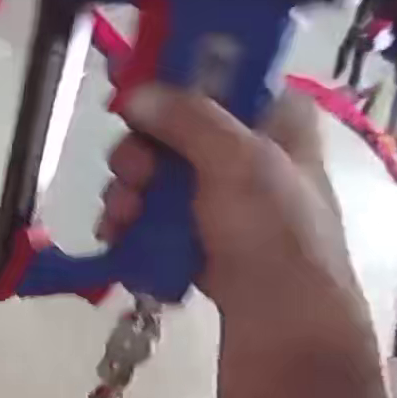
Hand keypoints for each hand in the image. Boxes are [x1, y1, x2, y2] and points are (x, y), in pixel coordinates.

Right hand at [98, 84, 363, 330]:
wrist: (278, 318)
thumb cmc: (273, 232)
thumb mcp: (238, 163)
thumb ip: (187, 120)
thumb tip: (134, 92)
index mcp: (273, 119)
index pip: (217, 79)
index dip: (171, 83)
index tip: (131, 97)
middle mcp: (242, 149)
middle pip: (167, 130)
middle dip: (138, 156)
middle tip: (133, 176)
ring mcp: (213, 192)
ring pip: (149, 173)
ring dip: (125, 194)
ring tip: (122, 220)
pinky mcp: (190, 227)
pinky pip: (145, 210)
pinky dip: (127, 220)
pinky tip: (118, 235)